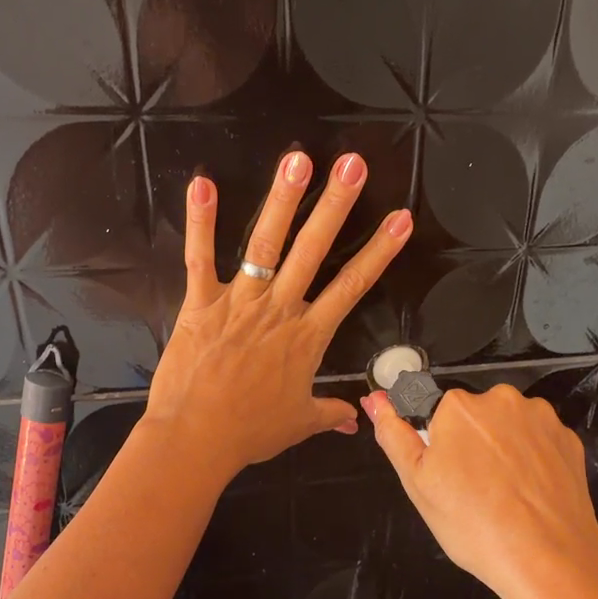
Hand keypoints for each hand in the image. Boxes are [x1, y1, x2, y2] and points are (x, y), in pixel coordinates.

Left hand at [144, 150, 411, 477]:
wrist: (197, 439)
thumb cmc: (250, 432)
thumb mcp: (298, 423)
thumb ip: (329, 414)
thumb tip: (355, 421)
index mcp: (307, 336)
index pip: (352, 286)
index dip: (379, 251)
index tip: (400, 219)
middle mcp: (279, 309)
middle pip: (314, 250)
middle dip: (336, 204)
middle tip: (352, 164)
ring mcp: (239, 302)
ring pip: (265, 243)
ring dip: (282, 200)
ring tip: (298, 159)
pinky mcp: (200, 303)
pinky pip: (199, 257)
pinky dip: (199, 221)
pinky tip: (202, 183)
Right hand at [361, 385, 597, 598]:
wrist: (547, 560)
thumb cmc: (471, 524)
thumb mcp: (418, 484)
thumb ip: (394, 435)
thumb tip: (375, 399)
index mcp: (459, 406)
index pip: (434, 410)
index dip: (436, 443)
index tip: (446, 475)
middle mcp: (502, 399)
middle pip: (475, 415)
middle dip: (471, 442)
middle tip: (472, 490)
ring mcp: (541, 418)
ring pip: (509, 426)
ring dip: (503, 448)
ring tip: (504, 495)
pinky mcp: (569, 440)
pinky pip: (539, 442)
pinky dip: (532, 460)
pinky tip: (530, 494)